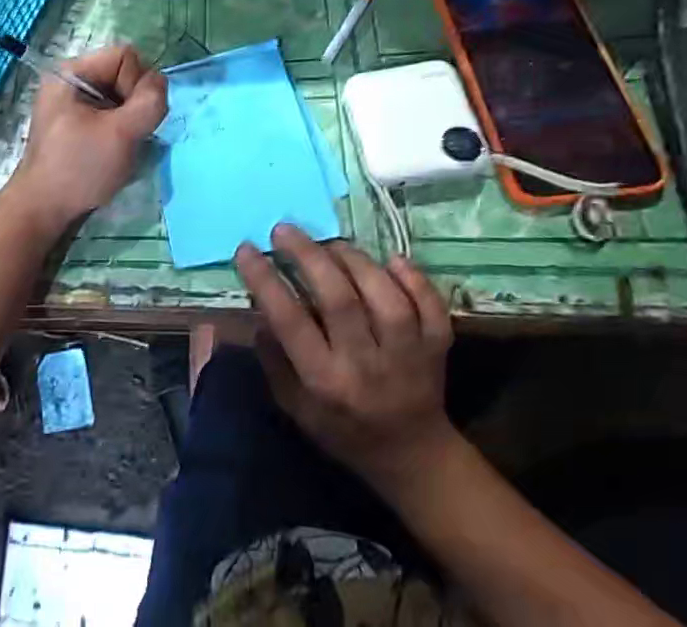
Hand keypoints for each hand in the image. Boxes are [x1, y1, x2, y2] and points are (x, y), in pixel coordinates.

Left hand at [8, 45, 167, 230]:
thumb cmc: (80, 168)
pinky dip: (119, 128)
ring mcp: (72, 102)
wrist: (44, 209)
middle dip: (135, 102)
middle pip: (124, 73)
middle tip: (127, 134)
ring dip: (129, 118)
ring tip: (120, 145)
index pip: (125, 56)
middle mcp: (71, 81)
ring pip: (120, 95)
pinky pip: (110, 112)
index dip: (137, 83)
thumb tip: (159, 83)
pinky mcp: (76, 123)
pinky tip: (112, 150)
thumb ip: (149, 101)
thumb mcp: (122, 133)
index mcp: (73, 72)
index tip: (127, 118)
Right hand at [235, 224, 456, 486]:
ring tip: (330, 243)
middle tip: (285, 230)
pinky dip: (413, 277)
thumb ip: (273, 360)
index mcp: (325, 381)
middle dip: (308, 256)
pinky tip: (392, 260)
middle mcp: (366, 364)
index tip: (248, 249)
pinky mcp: (438, 346)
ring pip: (384, 295)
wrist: (412, 455)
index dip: (266, 280)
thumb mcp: (294, 406)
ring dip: (354, 260)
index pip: (290, 321)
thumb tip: (258, 308)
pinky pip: (429, 304)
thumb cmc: (342, 429)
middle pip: (338, 298)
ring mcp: (408, 354)